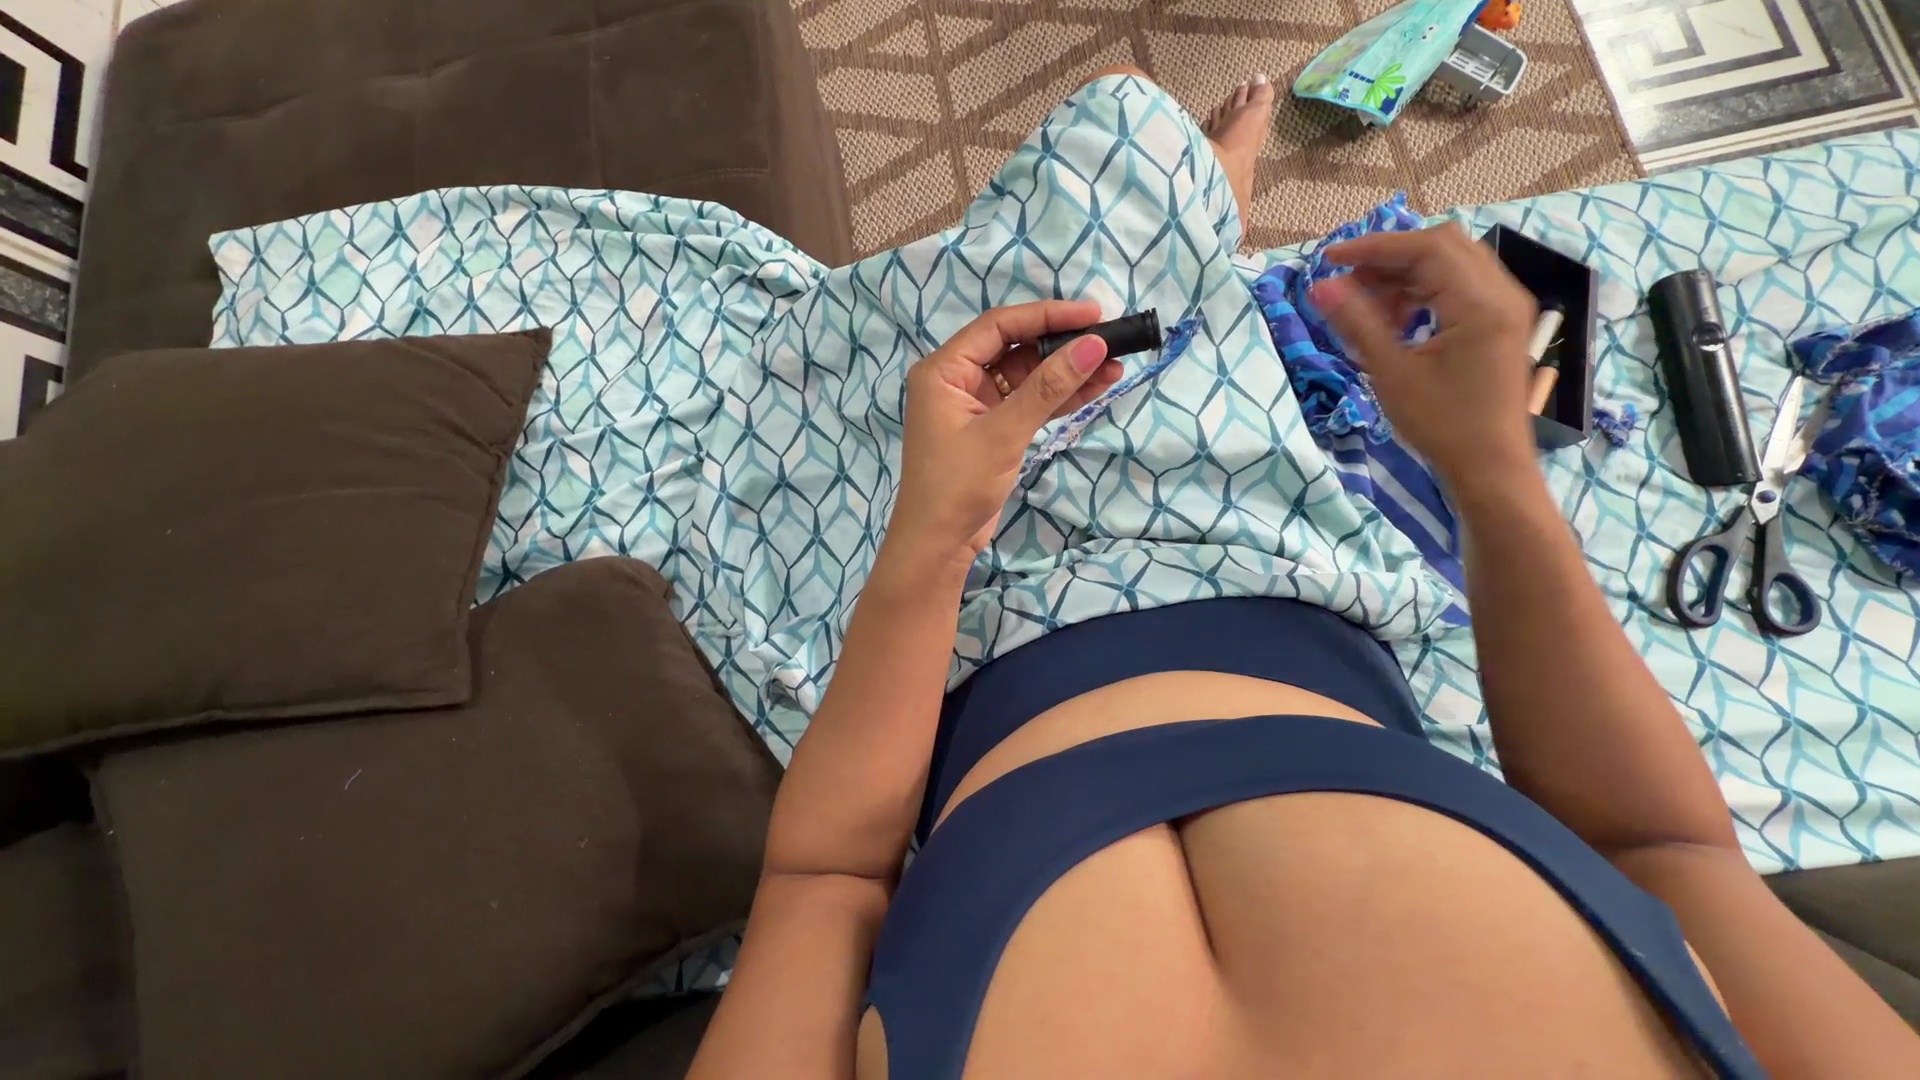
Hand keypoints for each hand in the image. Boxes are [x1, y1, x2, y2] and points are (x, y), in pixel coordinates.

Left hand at [891, 300, 1121, 562]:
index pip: (1000, 326)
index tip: (1093, 314)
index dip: (1047, 315)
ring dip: (1068, 372)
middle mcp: (958, 379)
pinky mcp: (993, 427)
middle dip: (1063, 344)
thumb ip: (1048, 388)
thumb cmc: (957, 486)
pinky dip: (1059, 397)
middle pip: (1017, 347)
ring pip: (1028, 376)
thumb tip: (1093, 345)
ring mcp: (976, 404)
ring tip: (1115, 366)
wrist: (938, 543)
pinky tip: (1095, 388)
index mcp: (944, 370)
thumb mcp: (1003, 433)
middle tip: (1110, 339)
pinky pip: (1029, 401)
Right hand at [1308, 224, 1538, 483]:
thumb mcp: (1391, 373)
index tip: (1330, 259)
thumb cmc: (1441, 424)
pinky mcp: (1500, 322)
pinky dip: (1423, 290)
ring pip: (1452, 264)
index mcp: (1480, 303)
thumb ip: (1357, 323)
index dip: (1375, 247)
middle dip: (1390, 257)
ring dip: (1405, 274)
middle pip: (1443, 246)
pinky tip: (1395, 319)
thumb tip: (1320, 287)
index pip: (1427, 248)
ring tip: (1366, 305)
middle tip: (1347, 282)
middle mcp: (1502, 293)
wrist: (1489, 465)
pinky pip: (1460, 286)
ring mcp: (1506, 306)